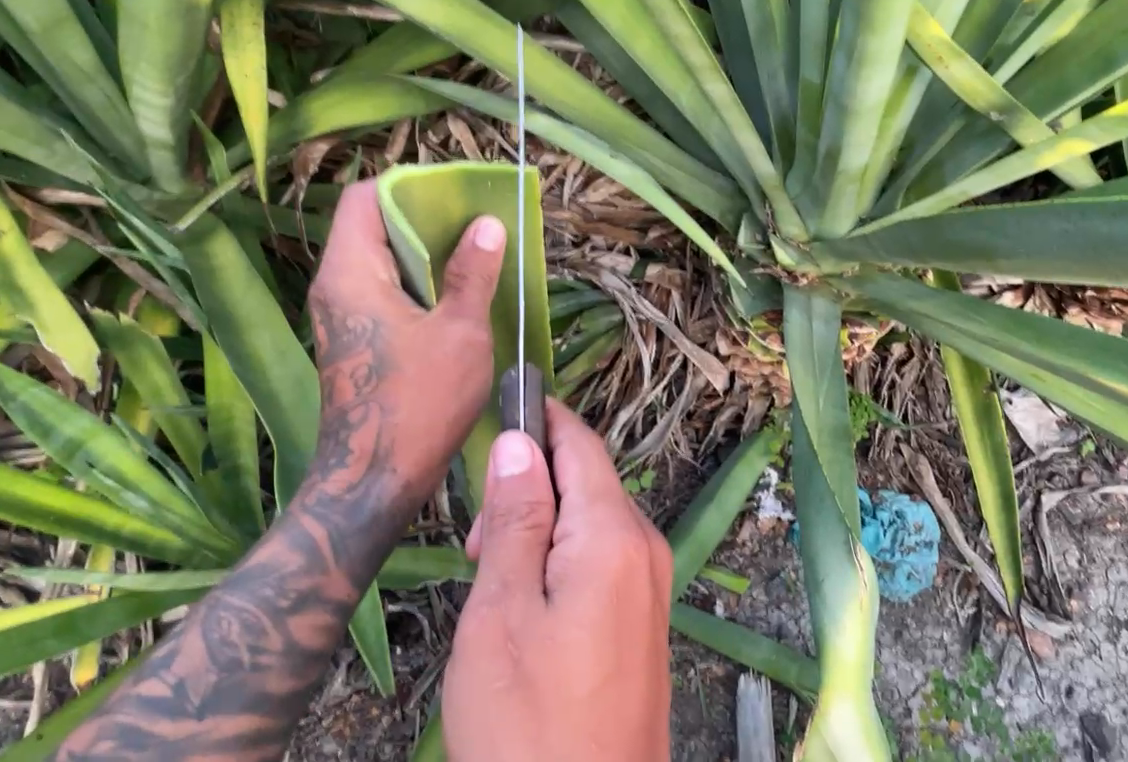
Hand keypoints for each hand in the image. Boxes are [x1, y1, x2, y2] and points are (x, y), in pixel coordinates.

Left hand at [306, 180, 506, 511]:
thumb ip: (472, 273)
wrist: (376, 479)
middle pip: (373, 225)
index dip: (409, 185)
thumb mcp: (460, 331)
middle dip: (426, 216)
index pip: (364, 198)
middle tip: (480, 219)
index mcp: (350, 274)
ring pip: (383, 259)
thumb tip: (486, 224)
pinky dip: (421, 280)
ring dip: (428, 251)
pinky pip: (387, 289)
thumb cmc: (419, 401)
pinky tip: (462, 291)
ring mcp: (344, 315)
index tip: (457, 191)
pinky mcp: (358, 339)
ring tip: (479, 251)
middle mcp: (337, 287)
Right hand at [444, 402, 673, 761]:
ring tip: (492, 584)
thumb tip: (516, 443)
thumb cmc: (528, 723)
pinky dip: (560, 561)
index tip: (499, 404)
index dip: (540, 419)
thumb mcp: (502, 613)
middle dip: (531, 488)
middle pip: (586, 482)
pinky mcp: (644, 620)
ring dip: (541, 529)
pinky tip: (526, 607)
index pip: (580, 445)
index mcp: (615, 535)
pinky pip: (601, 561)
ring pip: (591, 523)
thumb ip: (515, 519)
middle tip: (476, 546)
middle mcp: (646, 548)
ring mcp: (651, 586)